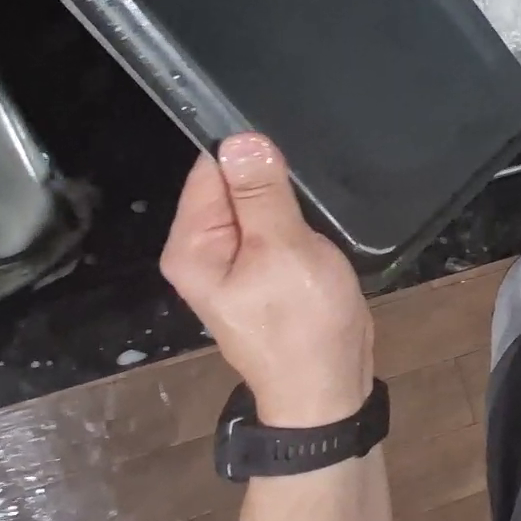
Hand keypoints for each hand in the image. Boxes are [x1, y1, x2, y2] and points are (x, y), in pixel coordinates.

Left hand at [160, 133, 373, 428]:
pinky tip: (324, 218)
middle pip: (234, 186)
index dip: (250, 153)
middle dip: (274, 175)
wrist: (327, 381)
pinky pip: (276, 226)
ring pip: (260, 204)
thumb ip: (263, 195)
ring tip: (324, 196)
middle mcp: (205, 249)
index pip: (210, 171)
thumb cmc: (303, 318)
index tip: (292, 146)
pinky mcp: (267, 269)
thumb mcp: (285, 250)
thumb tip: (242, 139)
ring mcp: (237, 261)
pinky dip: (299, 216)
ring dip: (290, 196)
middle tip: (316, 177)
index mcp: (193, 244)